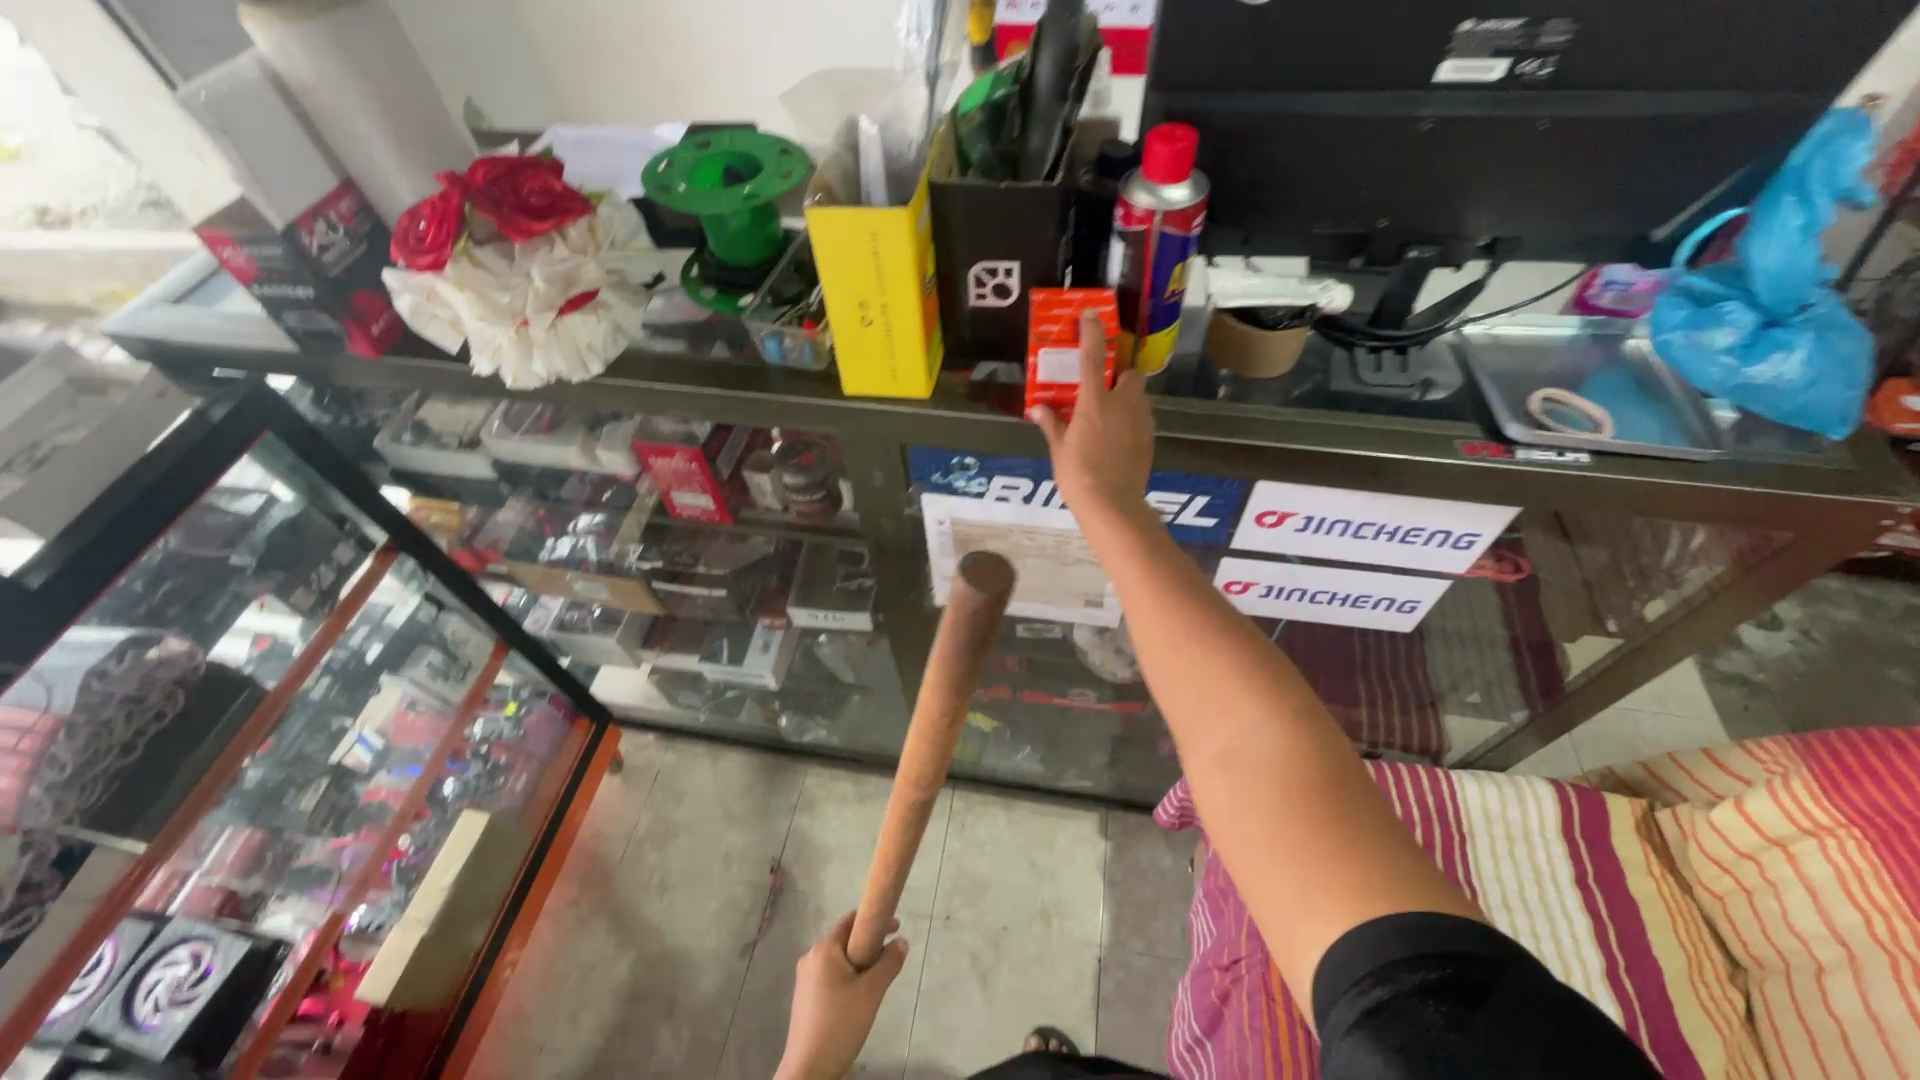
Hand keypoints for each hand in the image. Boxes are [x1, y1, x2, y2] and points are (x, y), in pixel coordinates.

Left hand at [775, 912, 908, 1079]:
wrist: (810, 1069)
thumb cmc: (840, 1023)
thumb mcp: (872, 992)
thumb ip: (889, 963)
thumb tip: (901, 942)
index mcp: (823, 949)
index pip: (851, 920)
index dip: (875, 920)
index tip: (896, 928)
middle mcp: (810, 957)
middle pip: (845, 940)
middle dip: (869, 945)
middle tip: (889, 959)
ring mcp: (806, 978)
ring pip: (840, 960)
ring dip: (860, 964)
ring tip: (877, 982)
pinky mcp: (806, 997)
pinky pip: (832, 976)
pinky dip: (848, 978)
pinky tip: (859, 998)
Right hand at [1030, 310, 1154, 516]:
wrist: (1112, 504)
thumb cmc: (1078, 475)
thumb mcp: (1059, 449)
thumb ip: (1051, 424)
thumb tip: (1038, 408)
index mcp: (1095, 402)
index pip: (1093, 357)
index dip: (1092, 332)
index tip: (1092, 316)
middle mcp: (1122, 404)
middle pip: (1132, 374)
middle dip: (1122, 375)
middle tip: (1106, 388)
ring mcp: (1141, 422)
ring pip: (1141, 397)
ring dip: (1129, 398)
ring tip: (1111, 417)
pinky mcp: (1150, 439)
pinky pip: (1144, 419)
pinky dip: (1133, 420)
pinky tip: (1119, 439)